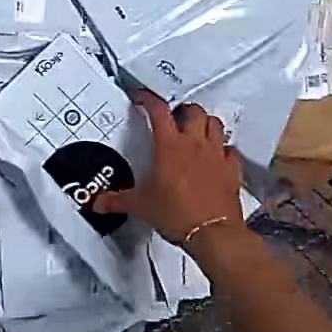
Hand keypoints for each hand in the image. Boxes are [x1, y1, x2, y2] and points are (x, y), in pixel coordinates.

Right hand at [93, 89, 245, 245]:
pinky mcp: (231, 169)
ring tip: (197, 130)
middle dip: (183, 110)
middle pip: (192, 110)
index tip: (143, 98)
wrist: (212, 233)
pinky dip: (224, 149)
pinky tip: (218, 156)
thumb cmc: (177, 214)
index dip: (149, 99)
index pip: (158, 110)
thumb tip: (100, 202)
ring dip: (205, 122)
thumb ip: (117, 200)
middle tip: (175, 117)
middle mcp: (194, 144)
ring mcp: (215, 154)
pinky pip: (231, 150)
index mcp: (169, 146)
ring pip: (215, 123)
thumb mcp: (141, 205)